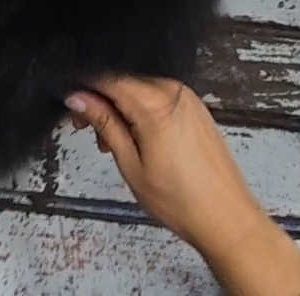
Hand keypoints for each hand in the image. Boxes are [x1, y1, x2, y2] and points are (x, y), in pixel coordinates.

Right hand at [67, 76, 299, 295]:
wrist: (231, 223)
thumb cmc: (178, 200)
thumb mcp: (131, 164)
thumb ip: (104, 123)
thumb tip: (76, 96)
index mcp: (154, 102)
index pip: (107, 76)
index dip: (83, 86)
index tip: (69, 104)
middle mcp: (172, 90)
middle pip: (123, 80)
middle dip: (100, 98)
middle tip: (85, 128)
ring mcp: (187, 97)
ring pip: (139, 88)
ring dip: (120, 106)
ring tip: (111, 141)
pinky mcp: (195, 107)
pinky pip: (158, 96)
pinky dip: (140, 109)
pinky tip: (135, 136)